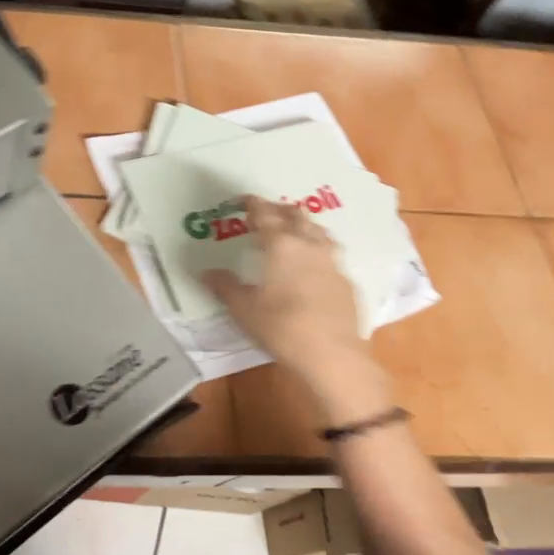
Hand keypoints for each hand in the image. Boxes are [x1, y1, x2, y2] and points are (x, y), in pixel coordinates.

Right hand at [203, 196, 394, 417]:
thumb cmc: (281, 327)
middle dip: (280, 210)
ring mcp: (332, 262)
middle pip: (296, 216)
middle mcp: (309, 246)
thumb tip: (206, 272)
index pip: (265, 215)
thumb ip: (224, 286)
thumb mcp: (244, 309)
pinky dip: (318, 251)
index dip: (253, 204)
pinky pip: (331, 256)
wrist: (332, 355)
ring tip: (293, 232)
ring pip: (319, 232)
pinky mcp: (347, 282)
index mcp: (281, 246)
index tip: (244, 199)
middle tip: (267, 214)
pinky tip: (313, 267)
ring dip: (304, 226)